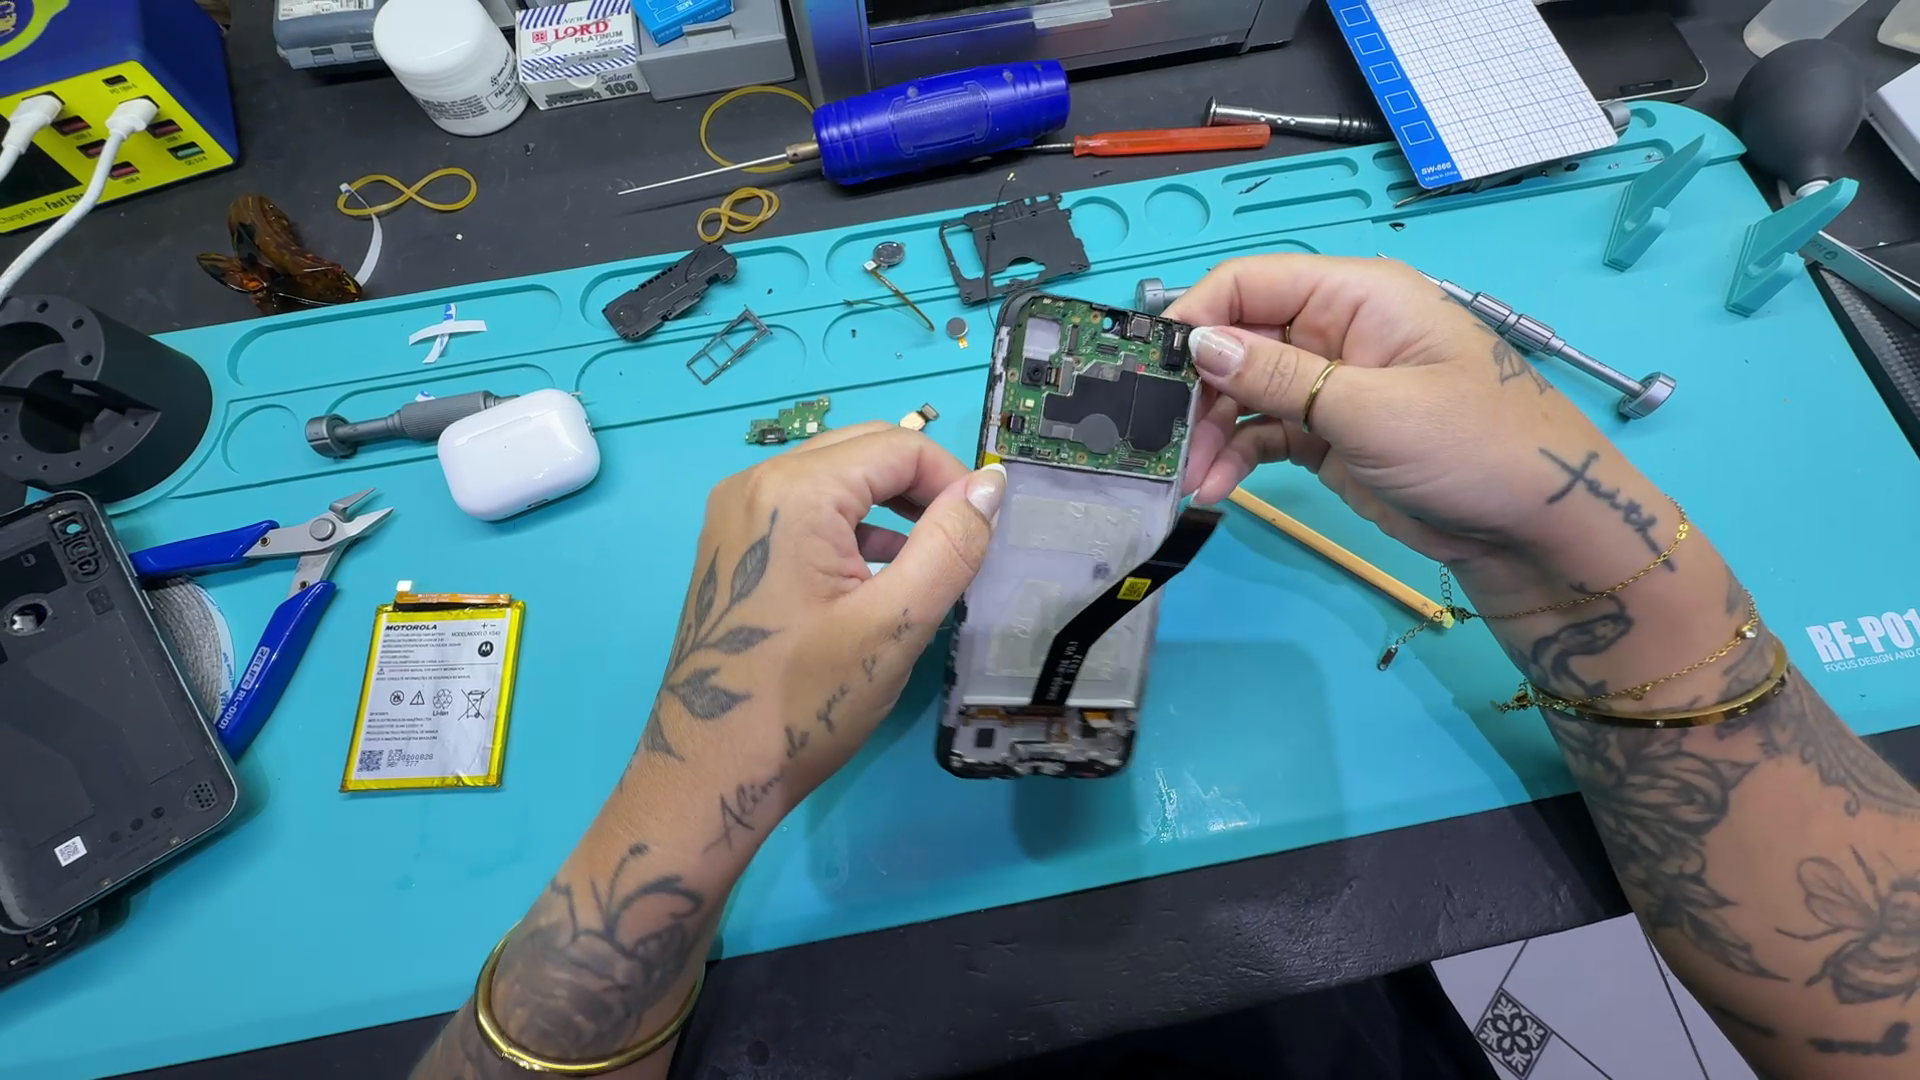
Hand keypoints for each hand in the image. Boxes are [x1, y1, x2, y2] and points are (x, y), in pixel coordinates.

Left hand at [632, 423, 1004, 842]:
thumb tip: (990, 483)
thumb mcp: (896, 624)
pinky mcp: (735, 542)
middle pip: (864, 451)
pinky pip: (809, 509)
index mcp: (793, 492)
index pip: (898, 446)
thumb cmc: (807, 703)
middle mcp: (756, 482)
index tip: (983, 532)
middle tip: (960, 543)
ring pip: (838, 477)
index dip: (953, 478)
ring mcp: (738, 512)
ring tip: (931, 559)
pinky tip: (882, 572)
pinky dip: (855, 526)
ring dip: (892, 506)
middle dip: (923, 487)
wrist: (710, 773)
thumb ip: (950, 544)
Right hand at [1167, 254, 1636, 571]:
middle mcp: (1329, 332)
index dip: (1196, 317)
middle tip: (1164, 439)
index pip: (1250, 283)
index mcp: (1352, 297)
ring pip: (1238, 395)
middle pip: (1235, 344)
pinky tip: (1215, 489)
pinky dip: (1232, 459)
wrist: (1529, 529)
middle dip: (1196, 393)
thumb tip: (1198, 346)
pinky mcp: (1318, 433)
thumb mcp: (1372, 408)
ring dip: (1208, 436)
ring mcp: (1321, 386)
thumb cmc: (1473, 446)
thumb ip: (1279, 376)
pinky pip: (1257, 435)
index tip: (1151, 366)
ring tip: (1190, 479)